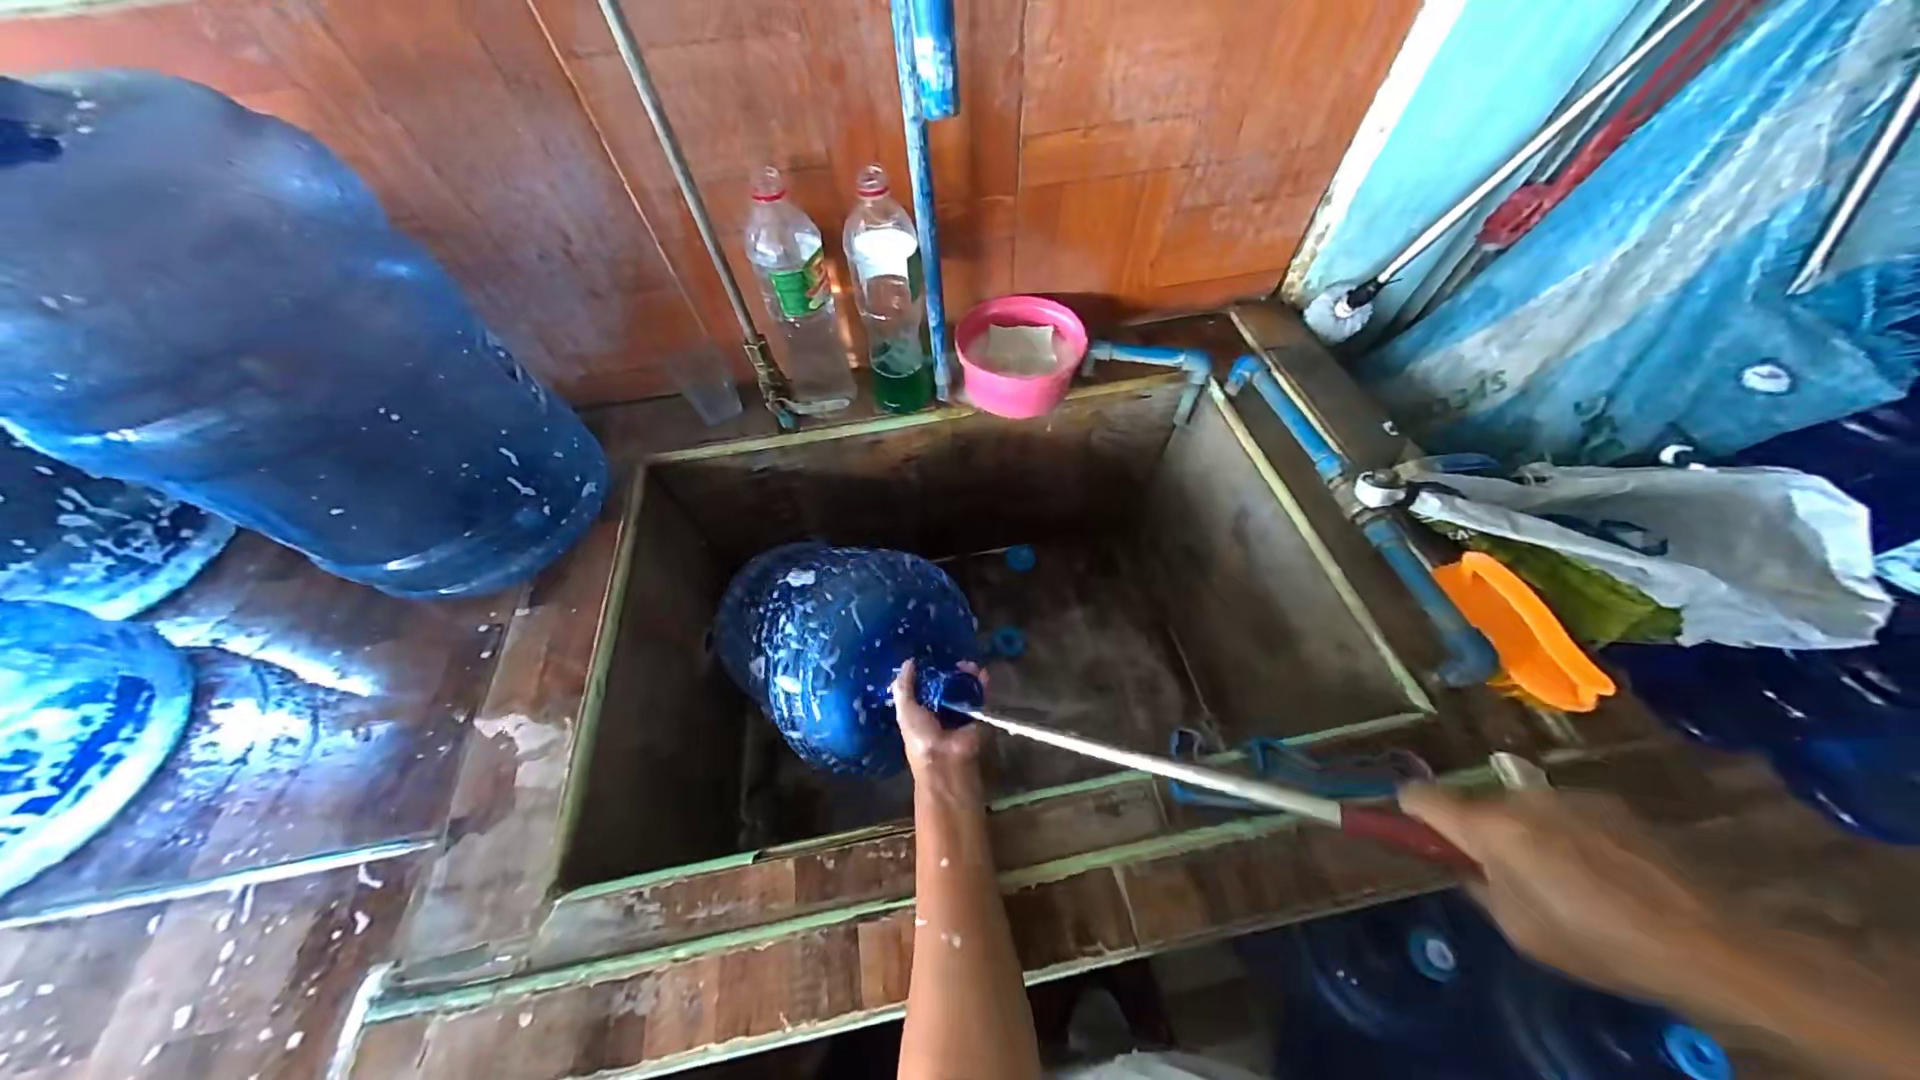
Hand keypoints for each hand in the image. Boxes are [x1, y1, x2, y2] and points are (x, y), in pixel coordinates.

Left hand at [892, 659, 986, 780]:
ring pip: (965, 688)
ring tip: (967, 664)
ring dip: (967, 675)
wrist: (947, 760)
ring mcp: (960, 713)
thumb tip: (908, 662)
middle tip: (953, 660)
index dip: (929, 673)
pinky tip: (980, 671)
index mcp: (921, 711)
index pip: (926, 687)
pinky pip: (980, 695)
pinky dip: (982, 683)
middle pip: (947, 686)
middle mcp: (941, 711)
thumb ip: (904, 686)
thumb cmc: (920, 736)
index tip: (933, 658)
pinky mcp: (977, 715)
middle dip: (950, 672)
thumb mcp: (905, 710)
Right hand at [1399, 784, 1727, 1002]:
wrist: (1714, 944)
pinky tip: (1605, 873)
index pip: (1418, 795)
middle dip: (1477, 831)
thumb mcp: (1518, 929)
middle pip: (1473, 803)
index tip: (1418, 834)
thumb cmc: (1599, 942)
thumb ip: (1477, 885)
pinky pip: (1563, 812)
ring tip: (1567, 878)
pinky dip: (1566, 833)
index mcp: (1488, 826)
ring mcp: (1567, 796)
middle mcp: (1519, 797)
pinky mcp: (1608, 802)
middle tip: (1506, 874)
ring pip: (1520, 808)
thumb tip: (1466, 866)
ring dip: (1525, 831)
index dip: (1409, 812)